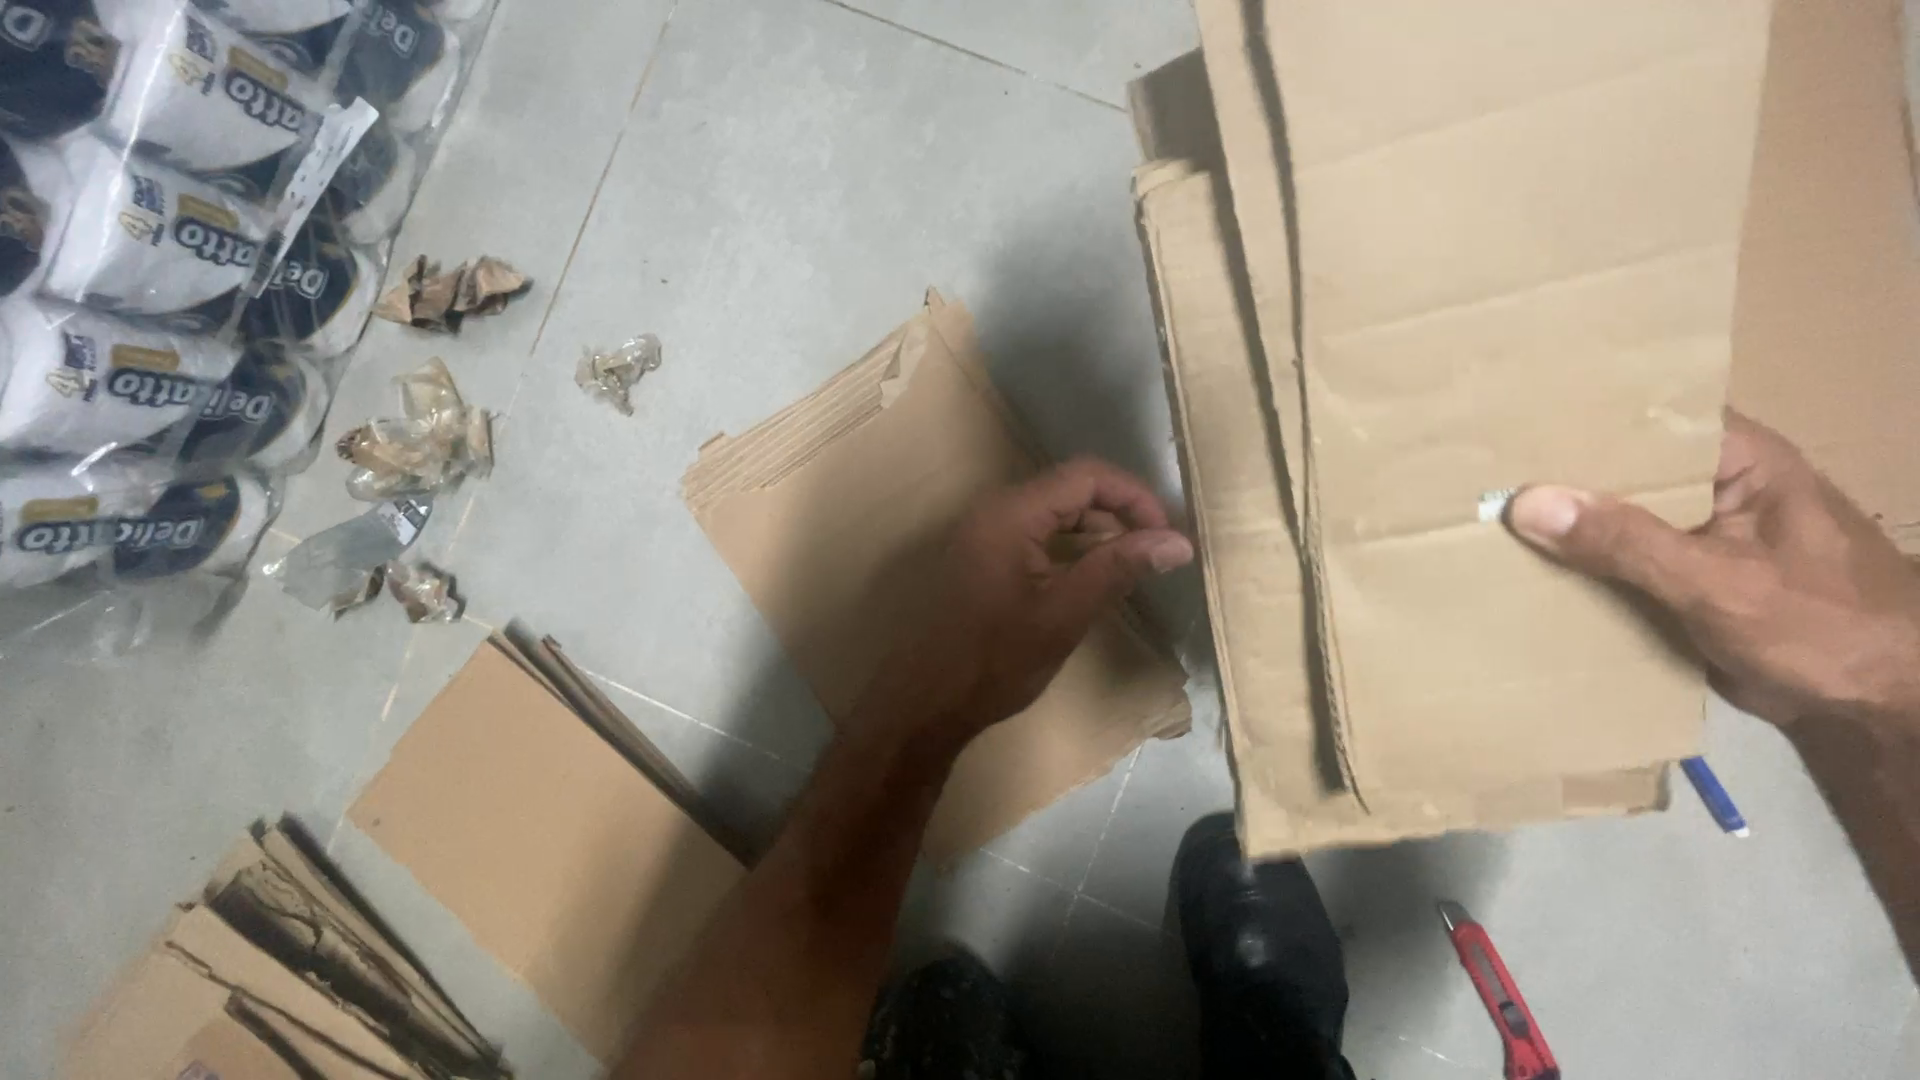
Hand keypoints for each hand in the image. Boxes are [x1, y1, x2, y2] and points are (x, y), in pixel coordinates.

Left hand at [862, 458, 1193, 746]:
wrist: (924, 702)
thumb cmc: (994, 661)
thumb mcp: (1064, 615)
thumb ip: (1118, 568)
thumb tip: (1177, 541)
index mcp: (1010, 514)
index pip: (1086, 475)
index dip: (1134, 496)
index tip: (1166, 535)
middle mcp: (992, 511)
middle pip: (1068, 486)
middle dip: (1119, 509)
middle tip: (1157, 547)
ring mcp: (981, 533)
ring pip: (1051, 509)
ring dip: (1095, 526)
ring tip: (1132, 560)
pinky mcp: (979, 556)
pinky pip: (1033, 531)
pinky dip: (1068, 543)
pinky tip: (1090, 573)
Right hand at [1506, 411, 1919, 730]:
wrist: (1881, 707)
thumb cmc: (1825, 630)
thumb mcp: (1718, 582)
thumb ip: (1625, 542)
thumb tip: (1525, 502)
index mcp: (1740, 461)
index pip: (1648, 418)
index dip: (1580, 419)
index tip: (1507, 426)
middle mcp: (1712, 486)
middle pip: (1620, 467)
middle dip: (1554, 476)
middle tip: (1475, 475)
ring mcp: (1694, 533)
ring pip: (1612, 516)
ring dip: (1559, 525)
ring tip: (1480, 516)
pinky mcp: (1680, 576)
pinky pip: (1615, 558)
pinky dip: (1575, 564)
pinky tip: (1521, 566)